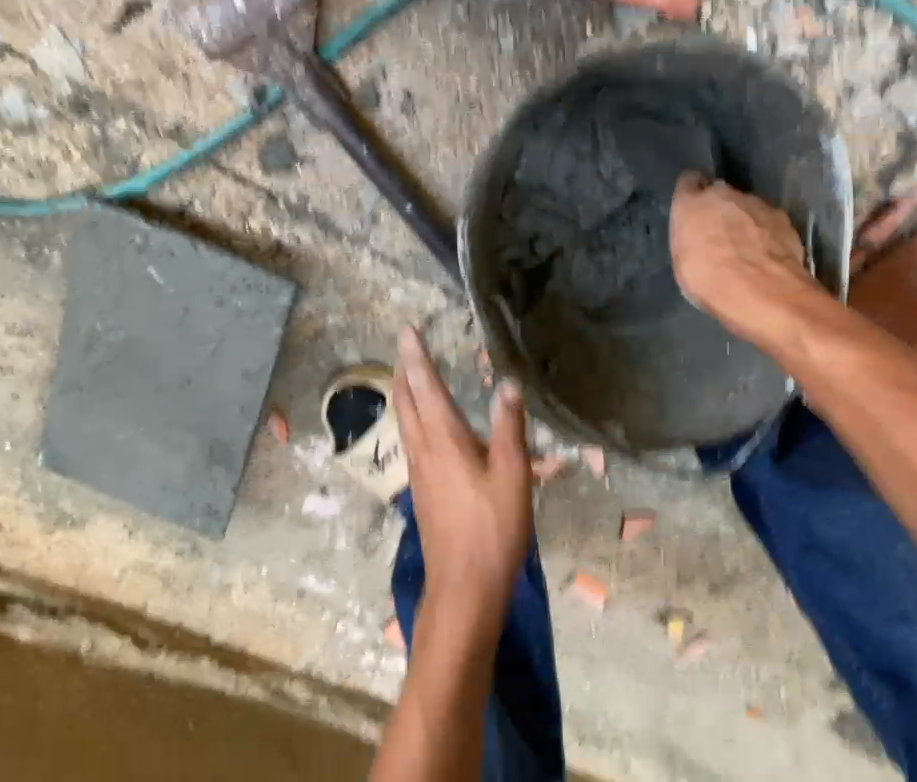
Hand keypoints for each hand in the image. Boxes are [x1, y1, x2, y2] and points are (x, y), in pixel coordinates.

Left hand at [392, 326, 532, 614]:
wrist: (464, 586)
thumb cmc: (493, 528)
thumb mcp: (513, 475)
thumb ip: (509, 427)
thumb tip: (507, 382)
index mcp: (444, 440)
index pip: (424, 386)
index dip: (416, 355)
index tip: (407, 328)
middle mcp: (424, 450)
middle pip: (404, 400)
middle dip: (403, 370)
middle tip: (406, 346)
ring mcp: (419, 472)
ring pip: (404, 421)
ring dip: (405, 393)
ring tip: (411, 376)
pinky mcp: (422, 490)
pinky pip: (412, 440)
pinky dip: (414, 418)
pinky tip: (429, 428)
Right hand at [670, 172, 814, 334]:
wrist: (762, 291)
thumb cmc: (710, 281)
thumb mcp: (683, 264)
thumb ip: (690, 239)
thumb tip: (699, 237)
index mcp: (691, 204)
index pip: (688, 181)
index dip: (692, 193)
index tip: (694, 209)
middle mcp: (723, 194)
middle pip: (720, 193)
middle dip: (720, 209)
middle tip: (721, 236)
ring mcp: (756, 203)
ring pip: (747, 206)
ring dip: (746, 221)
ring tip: (749, 249)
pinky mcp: (782, 217)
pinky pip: (769, 221)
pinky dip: (768, 233)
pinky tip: (769, 255)